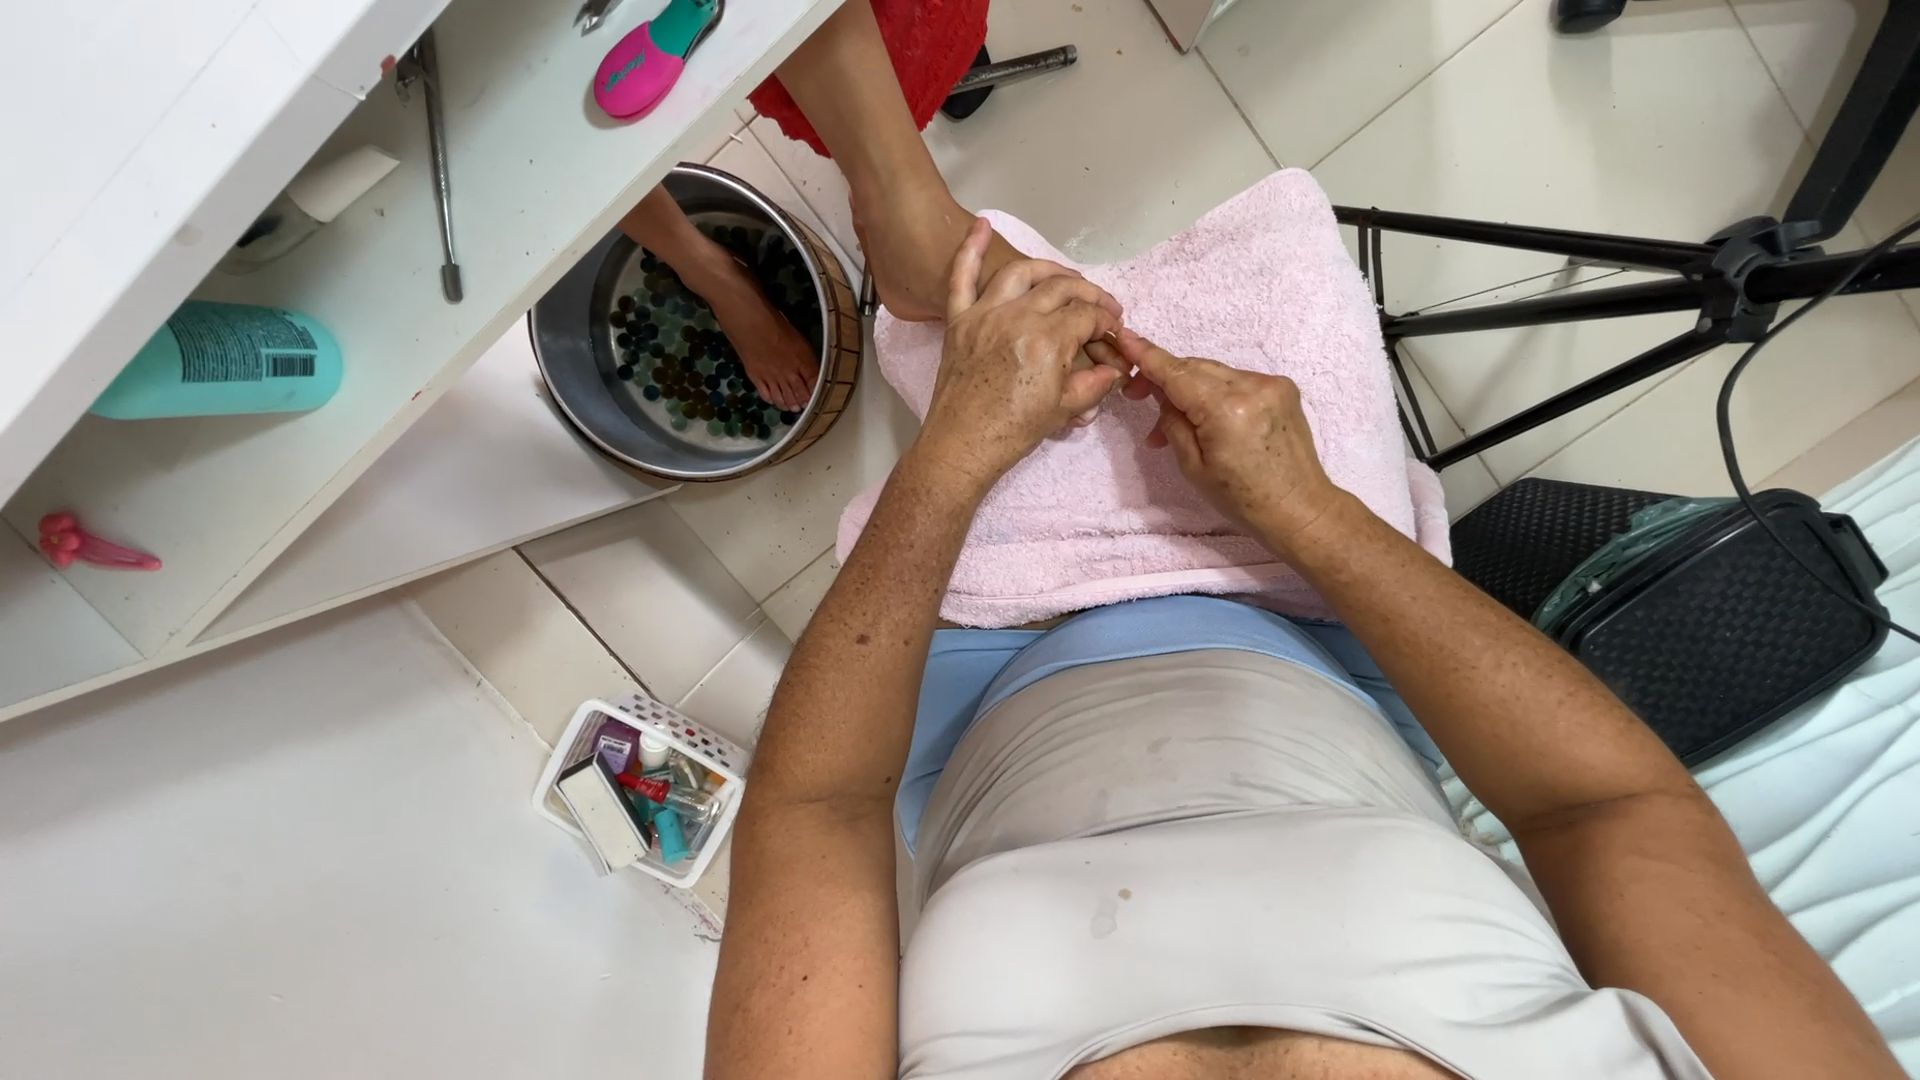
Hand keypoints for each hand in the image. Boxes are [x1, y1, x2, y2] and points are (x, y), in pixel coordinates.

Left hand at [917, 218, 1124, 487]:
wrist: (961, 447)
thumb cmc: (1011, 433)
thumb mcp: (1064, 410)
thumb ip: (1095, 384)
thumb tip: (1115, 370)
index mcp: (1046, 341)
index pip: (1087, 315)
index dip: (1106, 320)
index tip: (1113, 329)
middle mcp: (1017, 318)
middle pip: (1061, 288)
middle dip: (1088, 294)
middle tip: (1099, 306)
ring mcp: (985, 316)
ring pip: (1022, 273)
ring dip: (1048, 268)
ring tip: (1064, 275)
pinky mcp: (959, 323)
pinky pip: (961, 278)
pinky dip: (970, 250)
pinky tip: (981, 225)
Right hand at [1098, 329, 1341, 552]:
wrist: (1298, 507)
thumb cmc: (1241, 498)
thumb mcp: (1192, 465)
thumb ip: (1173, 421)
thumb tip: (1162, 393)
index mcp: (1226, 409)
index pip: (1177, 373)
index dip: (1147, 356)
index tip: (1125, 337)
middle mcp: (1252, 386)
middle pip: (1195, 367)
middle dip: (1165, 377)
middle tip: (1137, 396)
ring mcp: (1271, 384)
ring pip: (1215, 373)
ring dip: (1190, 389)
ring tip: (1173, 422)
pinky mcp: (1283, 388)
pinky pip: (1236, 381)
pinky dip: (1215, 393)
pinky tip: (1207, 418)